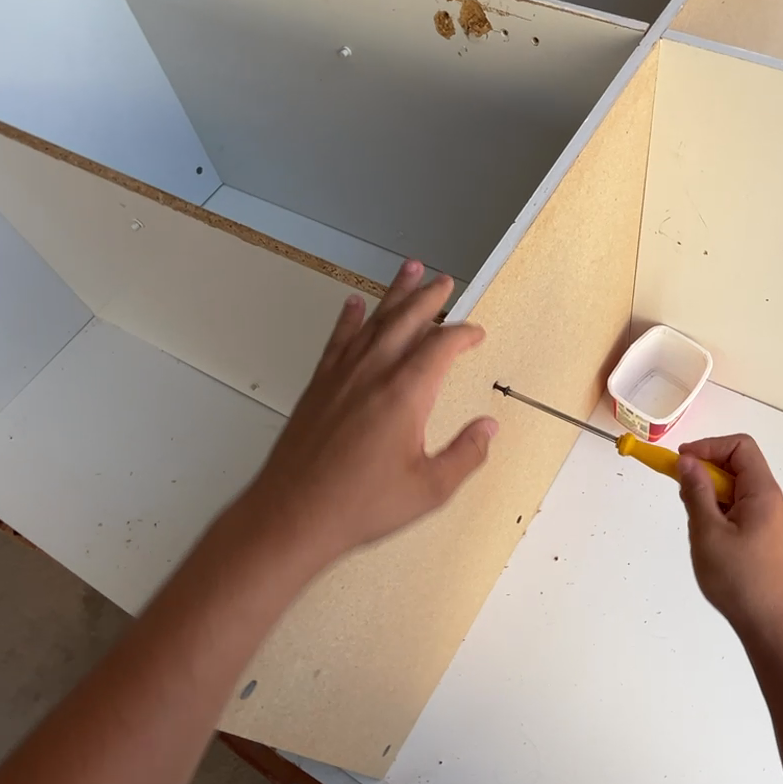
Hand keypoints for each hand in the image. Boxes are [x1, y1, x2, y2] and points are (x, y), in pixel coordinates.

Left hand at [236, 260, 495, 563]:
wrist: (294, 514)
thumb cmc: (359, 504)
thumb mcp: (429, 489)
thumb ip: (465, 455)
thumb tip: (488, 429)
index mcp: (405, 394)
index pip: (441, 346)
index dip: (463, 334)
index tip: (476, 334)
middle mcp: (373, 374)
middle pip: (407, 319)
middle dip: (429, 297)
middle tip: (443, 279)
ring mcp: (342, 376)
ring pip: (373, 320)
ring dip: (393, 293)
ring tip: (408, 269)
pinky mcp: (319, 386)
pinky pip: (338, 340)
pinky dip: (348, 319)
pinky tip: (353, 305)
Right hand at [676, 434, 782, 632]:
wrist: (767, 621)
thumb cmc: (738, 577)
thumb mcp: (708, 532)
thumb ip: (696, 492)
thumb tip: (687, 461)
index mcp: (761, 492)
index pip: (740, 446)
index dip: (708, 446)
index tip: (682, 462)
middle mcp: (767, 498)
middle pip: (736, 462)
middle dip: (704, 469)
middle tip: (682, 490)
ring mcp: (763, 516)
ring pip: (731, 486)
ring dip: (707, 492)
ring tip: (693, 519)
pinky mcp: (757, 533)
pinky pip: (733, 506)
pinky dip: (714, 508)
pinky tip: (704, 533)